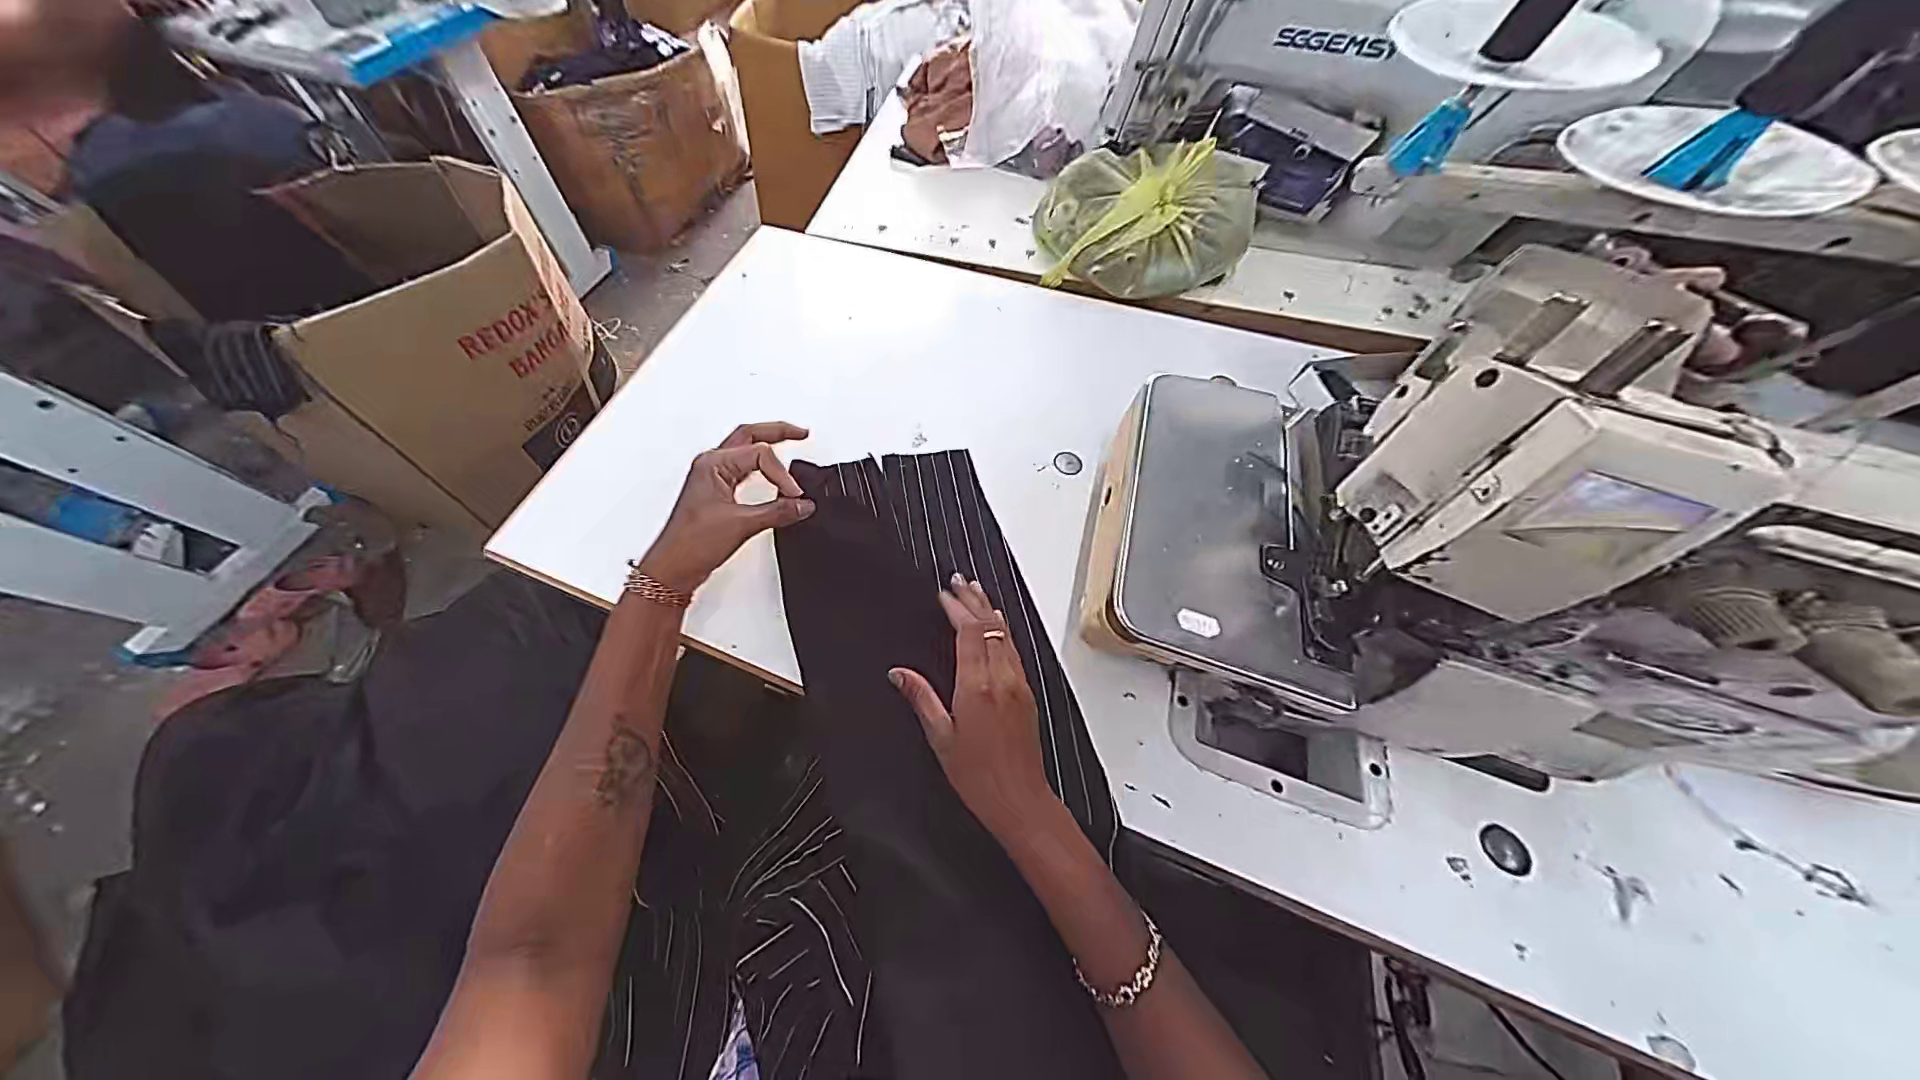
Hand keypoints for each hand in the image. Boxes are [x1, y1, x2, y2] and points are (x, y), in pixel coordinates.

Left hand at [635, 423, 813, 593]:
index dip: (782, 475)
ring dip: (767, 443)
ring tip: (789, 441)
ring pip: (744, 447)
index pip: (760, 455)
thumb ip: (778, 511)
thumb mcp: (742, 524)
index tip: (794, 495)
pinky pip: (741, 467)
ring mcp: (712, 477)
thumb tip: (802, 504)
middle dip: (778, 431)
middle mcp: (711, 465)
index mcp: (714, 464)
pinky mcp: (715, 491)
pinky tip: (770, 472)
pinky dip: (760, 465)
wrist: (673, 567)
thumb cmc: (691, 543)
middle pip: (750, 435)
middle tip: (802, 433)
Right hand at [890, 575, 1056, 840]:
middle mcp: (1003, 680)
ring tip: (976, 593)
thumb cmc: (980, 777)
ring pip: (1006, 634)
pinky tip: (996, 627)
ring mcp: (1019, 684)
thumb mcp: (941, 738)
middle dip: (974, 599)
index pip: (970, 632)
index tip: (944, 595)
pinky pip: (1014, 649)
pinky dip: (1002, 630)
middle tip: (960, 580)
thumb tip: (900, 674)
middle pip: (991, 625)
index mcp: (978, 688)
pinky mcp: (1027, 693)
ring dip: (990, 610)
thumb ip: (922, 698)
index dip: (957, 608)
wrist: (1021, 800)